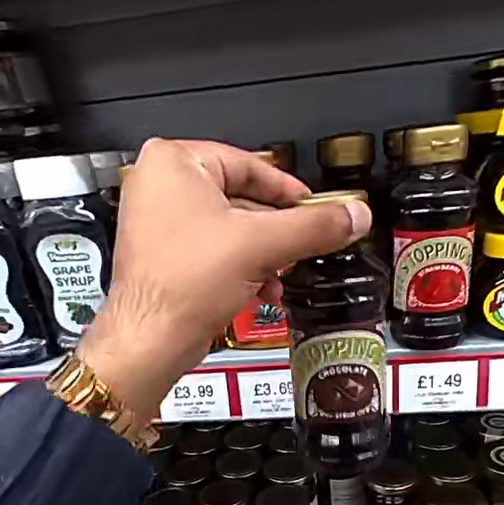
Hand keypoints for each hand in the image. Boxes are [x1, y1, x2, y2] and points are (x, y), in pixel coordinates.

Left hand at [77, 137, 370, 416]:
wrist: (151, 341)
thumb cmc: (180, 286)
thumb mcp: (261, 246)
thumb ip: (314, 226)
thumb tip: (353, 214)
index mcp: (172, 163)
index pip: (249, 164)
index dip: (287, 189)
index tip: (312, 205)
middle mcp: (159, 188)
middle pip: (242, 200)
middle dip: (275, 232)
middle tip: (302, 244)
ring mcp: (159, 224)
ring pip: (231, 230)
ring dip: (263, 256)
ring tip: (280, 273)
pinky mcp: (165, 257)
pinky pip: (215, 253)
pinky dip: (242, 269)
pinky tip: (261, 289)